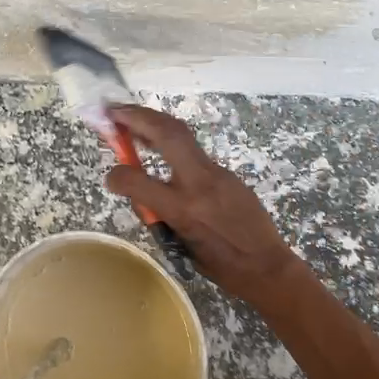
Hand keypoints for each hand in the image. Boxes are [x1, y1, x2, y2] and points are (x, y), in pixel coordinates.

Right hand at [104, 104, 310, 309]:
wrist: (267, 266)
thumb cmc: (220, 266)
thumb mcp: (178, 245)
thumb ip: (156, 212)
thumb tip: (135, 187)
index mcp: (183, 210)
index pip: (137, 181)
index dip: (117, 175)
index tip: (110, 177)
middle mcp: (200, 184)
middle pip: (167, 134)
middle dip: (137, 116)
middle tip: (113, 111)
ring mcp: (217, 173)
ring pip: (182, 134)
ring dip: (153, 122)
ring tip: (130, 119)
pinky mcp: (227, 173)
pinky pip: (194, 152)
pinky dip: (171, 143)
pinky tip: (160, 146)